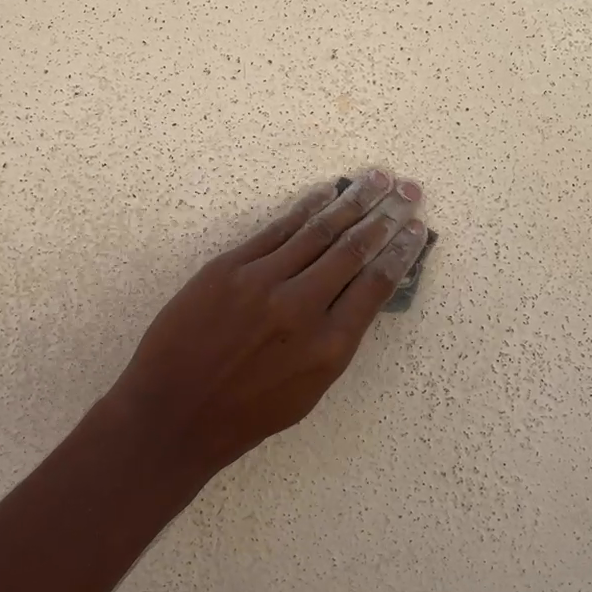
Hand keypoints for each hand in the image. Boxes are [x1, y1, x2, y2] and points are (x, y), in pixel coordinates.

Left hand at [102, 170, 427, 473]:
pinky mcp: (229, 267)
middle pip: (354, 249)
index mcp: (328, 347)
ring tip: (377, 178)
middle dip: (386, 215)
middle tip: (408, 189)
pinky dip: (305, 208)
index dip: (401, 251)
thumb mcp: (309, 390)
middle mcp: (301, 308)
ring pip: (318, 230)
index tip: (418, 228)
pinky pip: (277, 229)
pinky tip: (325, 193)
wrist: (173, 412)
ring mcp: (262, 282)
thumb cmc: (245, 413)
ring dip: (352, 200)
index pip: (376, 285)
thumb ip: (337, 340)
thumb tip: (360, 294)